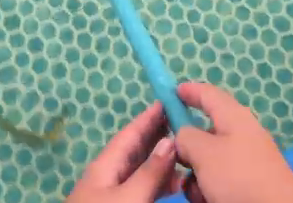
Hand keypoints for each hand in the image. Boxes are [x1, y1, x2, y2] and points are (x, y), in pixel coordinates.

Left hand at [66, 101, 183, 202]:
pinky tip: (175, 185)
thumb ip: (149, 172)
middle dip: (158, 136)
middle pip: (136, 150)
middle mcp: (110, 176)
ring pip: (141, 172)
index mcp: (107, 164)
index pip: (131, 133)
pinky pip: (142, 190)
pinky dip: (158, 184)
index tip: (169, 100)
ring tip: (185, 154)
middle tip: (184, 124)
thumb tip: (169, 141)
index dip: (149, 116)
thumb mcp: (128, 197)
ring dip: (162, 162)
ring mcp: (115, 195)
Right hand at [174, 82, 292, 202]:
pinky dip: (209, 187)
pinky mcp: (249, 185)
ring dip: (196, 172)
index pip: (206, 93)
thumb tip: (182, 136)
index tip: (168, 94)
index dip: (186, 91)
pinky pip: (221, 179)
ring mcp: (246, 161)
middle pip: (205, 131)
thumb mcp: (204, 152)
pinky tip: (204, 199)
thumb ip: (185, 137)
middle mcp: (240, 134)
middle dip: (186, 145)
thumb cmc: (239, 177)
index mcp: (232, 116)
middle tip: (171, 157)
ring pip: (210, 160)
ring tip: (191, 188)